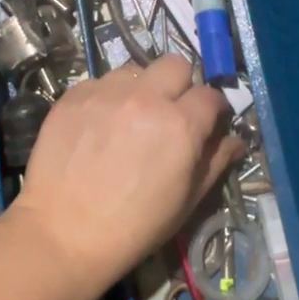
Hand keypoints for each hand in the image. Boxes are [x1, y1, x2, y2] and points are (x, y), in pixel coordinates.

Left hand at [11, 56, 243, 291]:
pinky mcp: (73, 96)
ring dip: (140, 88)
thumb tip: (234, 141)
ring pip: (134, 70)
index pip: (210, 95)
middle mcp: (145, 98)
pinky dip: (106, 98)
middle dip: (179, 85)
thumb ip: (214, 162)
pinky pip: (99, 82)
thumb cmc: (134, 227)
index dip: (212, 109)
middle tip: (170, 112)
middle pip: (175, 64)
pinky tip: (99, 127)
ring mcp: (105, 93)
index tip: (206, 122)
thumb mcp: (186, 201)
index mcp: (180, 125)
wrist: (64, 234)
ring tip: (130, 119)